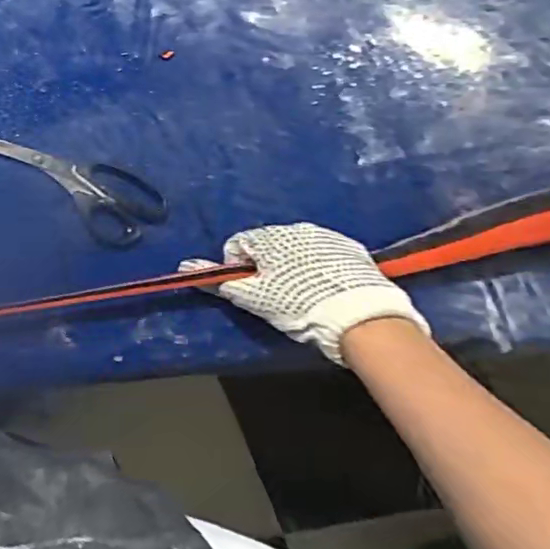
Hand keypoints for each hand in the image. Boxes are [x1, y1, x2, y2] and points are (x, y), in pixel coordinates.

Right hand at [182, 223, 428, 364]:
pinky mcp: (356, 251)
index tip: (250, 287)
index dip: (239, 267)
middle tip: (274, 290)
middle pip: (268, 245)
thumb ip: (217, 279)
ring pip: (296, 249)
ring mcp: (330, 238)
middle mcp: (297, 229)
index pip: (238, 244)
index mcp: (268, 237)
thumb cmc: (296, 303)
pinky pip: (324, 254)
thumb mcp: (251, 295)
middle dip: (267, 263)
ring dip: (293, 264)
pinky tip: (325, 286)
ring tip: (302, 289)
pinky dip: (318, 266)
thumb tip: (185, 266)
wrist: (364, 319)